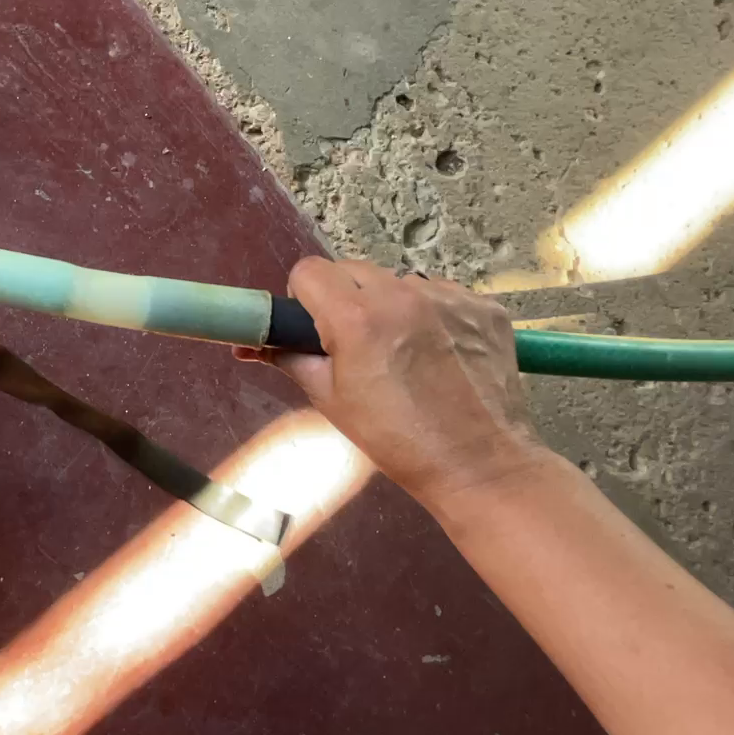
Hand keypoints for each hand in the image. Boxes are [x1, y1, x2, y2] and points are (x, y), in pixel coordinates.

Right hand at [236, 258, 551, 509]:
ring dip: (387, 302)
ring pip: (396, 279)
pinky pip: (439, 292)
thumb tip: (249, 344)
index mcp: (354, 317)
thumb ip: (288, 357)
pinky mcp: (484, 307)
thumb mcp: (327, 397)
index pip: (309, 270)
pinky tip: (436, 347)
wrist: (479, 465)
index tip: (313, 322)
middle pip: (351, 269)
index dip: (303, 294)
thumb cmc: (392, 437)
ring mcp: (448, 299)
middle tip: (352, 337)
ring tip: (400, 345)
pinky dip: (429, 311)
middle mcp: (401, 296)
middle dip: (343, 296)